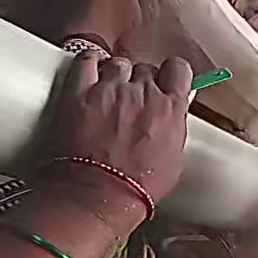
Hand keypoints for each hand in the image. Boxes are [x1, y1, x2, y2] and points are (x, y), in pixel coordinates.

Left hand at [40, 52, 190, 227]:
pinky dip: (88, 64)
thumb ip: (173, 130)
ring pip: (117, 64)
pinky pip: (85, 61)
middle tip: (130, 102)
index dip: (168, 75)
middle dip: (138, 83)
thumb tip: (171, 119)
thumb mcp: (173, 162)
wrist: (98, 196)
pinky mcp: (80, 93)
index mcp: (169, 108)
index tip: (162, 83)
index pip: (177, 69)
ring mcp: (110, 90)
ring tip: (107, 95)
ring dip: (114, 75)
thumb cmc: (135, 188)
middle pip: (144, 69)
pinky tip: (89, 74)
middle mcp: (141, 93)